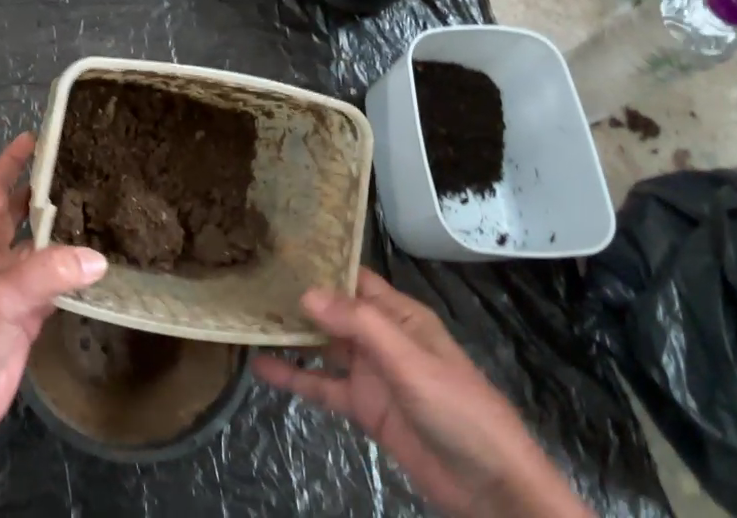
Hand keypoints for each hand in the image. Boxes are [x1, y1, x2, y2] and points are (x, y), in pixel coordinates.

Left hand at [0, 132, 108, 440]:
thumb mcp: (5, 296)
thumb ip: (48, 273)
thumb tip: (98, 257)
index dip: (12, 161)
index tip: (37, 137)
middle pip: (22, 212)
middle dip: (46, 189)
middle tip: (84, 170)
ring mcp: (13, 287)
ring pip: (42, 247)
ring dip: (65, 229)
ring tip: (102, 210)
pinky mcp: (27, 315)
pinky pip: (55, 283)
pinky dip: (75, 272)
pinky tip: (100, 267)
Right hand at [252, 273, 589, 517]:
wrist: (490, 485)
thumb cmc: (459, 409)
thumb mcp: (410, 361)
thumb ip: (360, 325)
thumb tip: (306, 293)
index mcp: (401, 316)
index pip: (354, 279)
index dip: (321, 264)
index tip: (278, 250)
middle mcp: (382, 338)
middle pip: (333, 310)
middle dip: (297, 297)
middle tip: (248, 281)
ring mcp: (370, 373)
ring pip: (322, 346)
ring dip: (290, 336)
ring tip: (246, 319)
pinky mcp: (363, 407)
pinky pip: (321, 386)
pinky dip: (293, 377)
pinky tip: (260, 369)